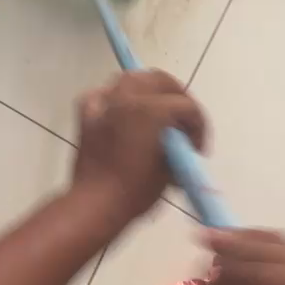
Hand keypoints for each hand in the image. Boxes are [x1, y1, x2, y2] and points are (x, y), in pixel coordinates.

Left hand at [70, 70, 205, 221]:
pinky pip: (104, 94)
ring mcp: (103, 102)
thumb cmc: (135, 192)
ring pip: (131, 79)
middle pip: (159, 79)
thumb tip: (180, 141)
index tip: (197, 148)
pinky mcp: (86, 113)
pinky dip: (115, 99)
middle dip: (177, 96)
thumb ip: (178, 145)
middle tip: (183, 120)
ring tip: (156, 112)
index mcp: (150, 109)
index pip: (186, 105)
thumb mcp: (170, 169)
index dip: (198, 125)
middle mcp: (126, 97)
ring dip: (148, 90)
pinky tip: (122, 113)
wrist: (94, 205)